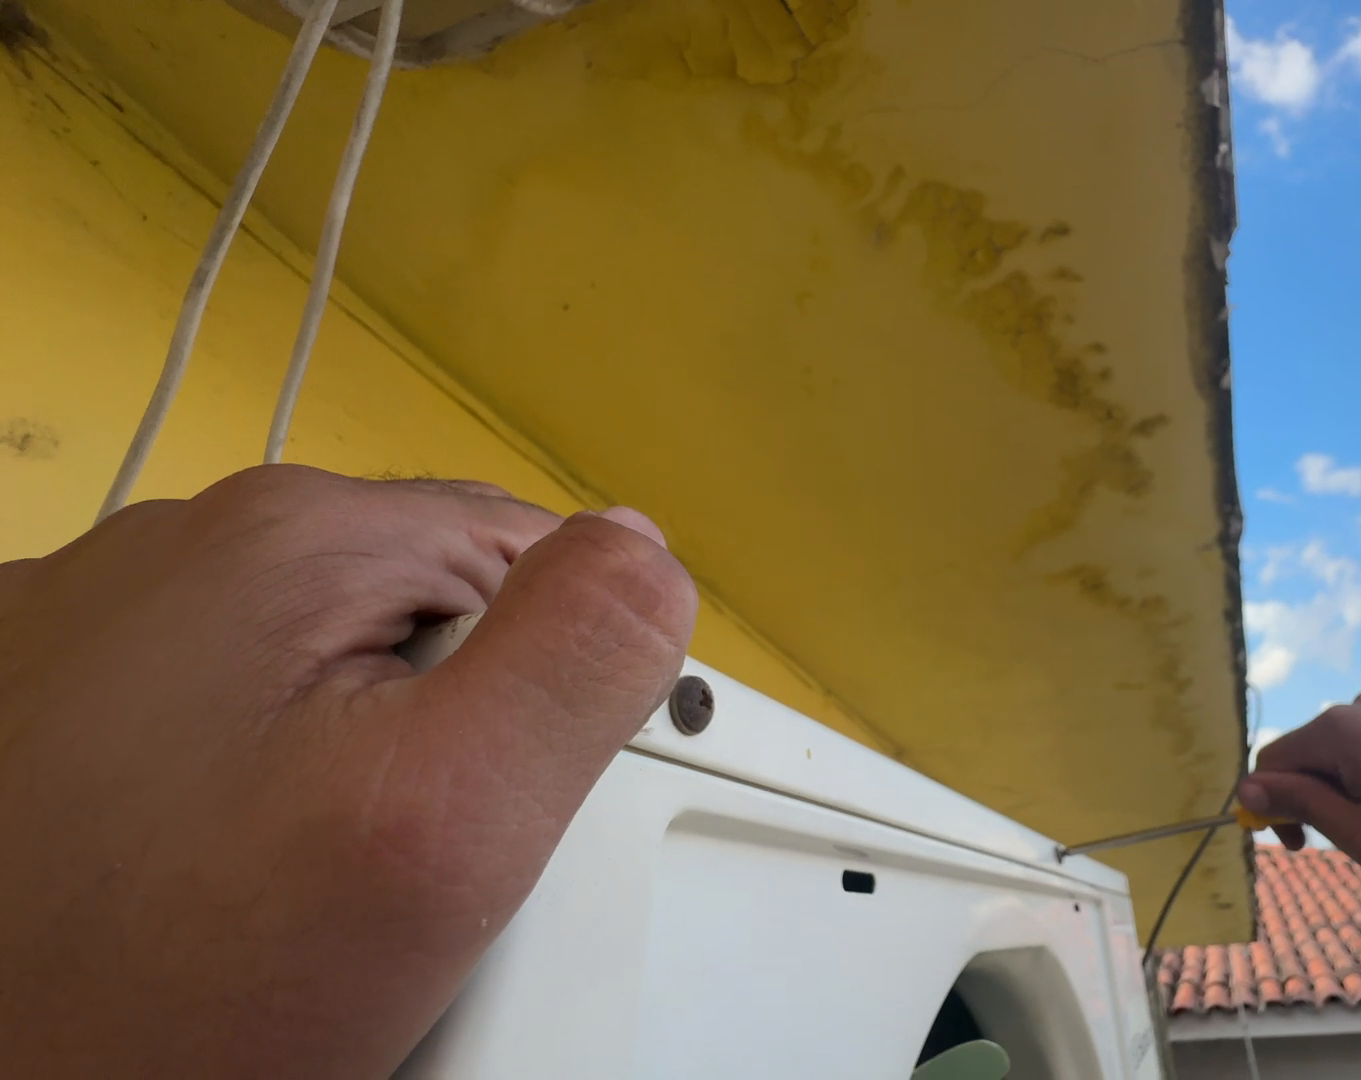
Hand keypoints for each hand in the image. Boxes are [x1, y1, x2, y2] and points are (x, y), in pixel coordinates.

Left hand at [0, 466, 697, 1075]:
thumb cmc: (191, 987)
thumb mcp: (457, 807)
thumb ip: (585, 645)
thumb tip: (642, 545)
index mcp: (303, 534)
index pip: (546, 558)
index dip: (561, 679)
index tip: (494, 787)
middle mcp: (191, 546)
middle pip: (457, 599)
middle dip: (480, 708)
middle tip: (412, 834)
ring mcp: (109, 621)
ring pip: (369, 650)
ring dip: (396, 739)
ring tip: (330, 856)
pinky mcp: (72, 695)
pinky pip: (276, 691)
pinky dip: (306, 758)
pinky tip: (251, 851)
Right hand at [1238, 692, 1360, 887]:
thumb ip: (1298, 805)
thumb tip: (1245, 789)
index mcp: (1337, 729)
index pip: (1272, 760)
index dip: (1272, 805)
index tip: (1301, 847)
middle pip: (1311, 751)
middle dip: (1318, 796)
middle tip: (1360, 841)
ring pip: (1350, 748)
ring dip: (1353, 785)